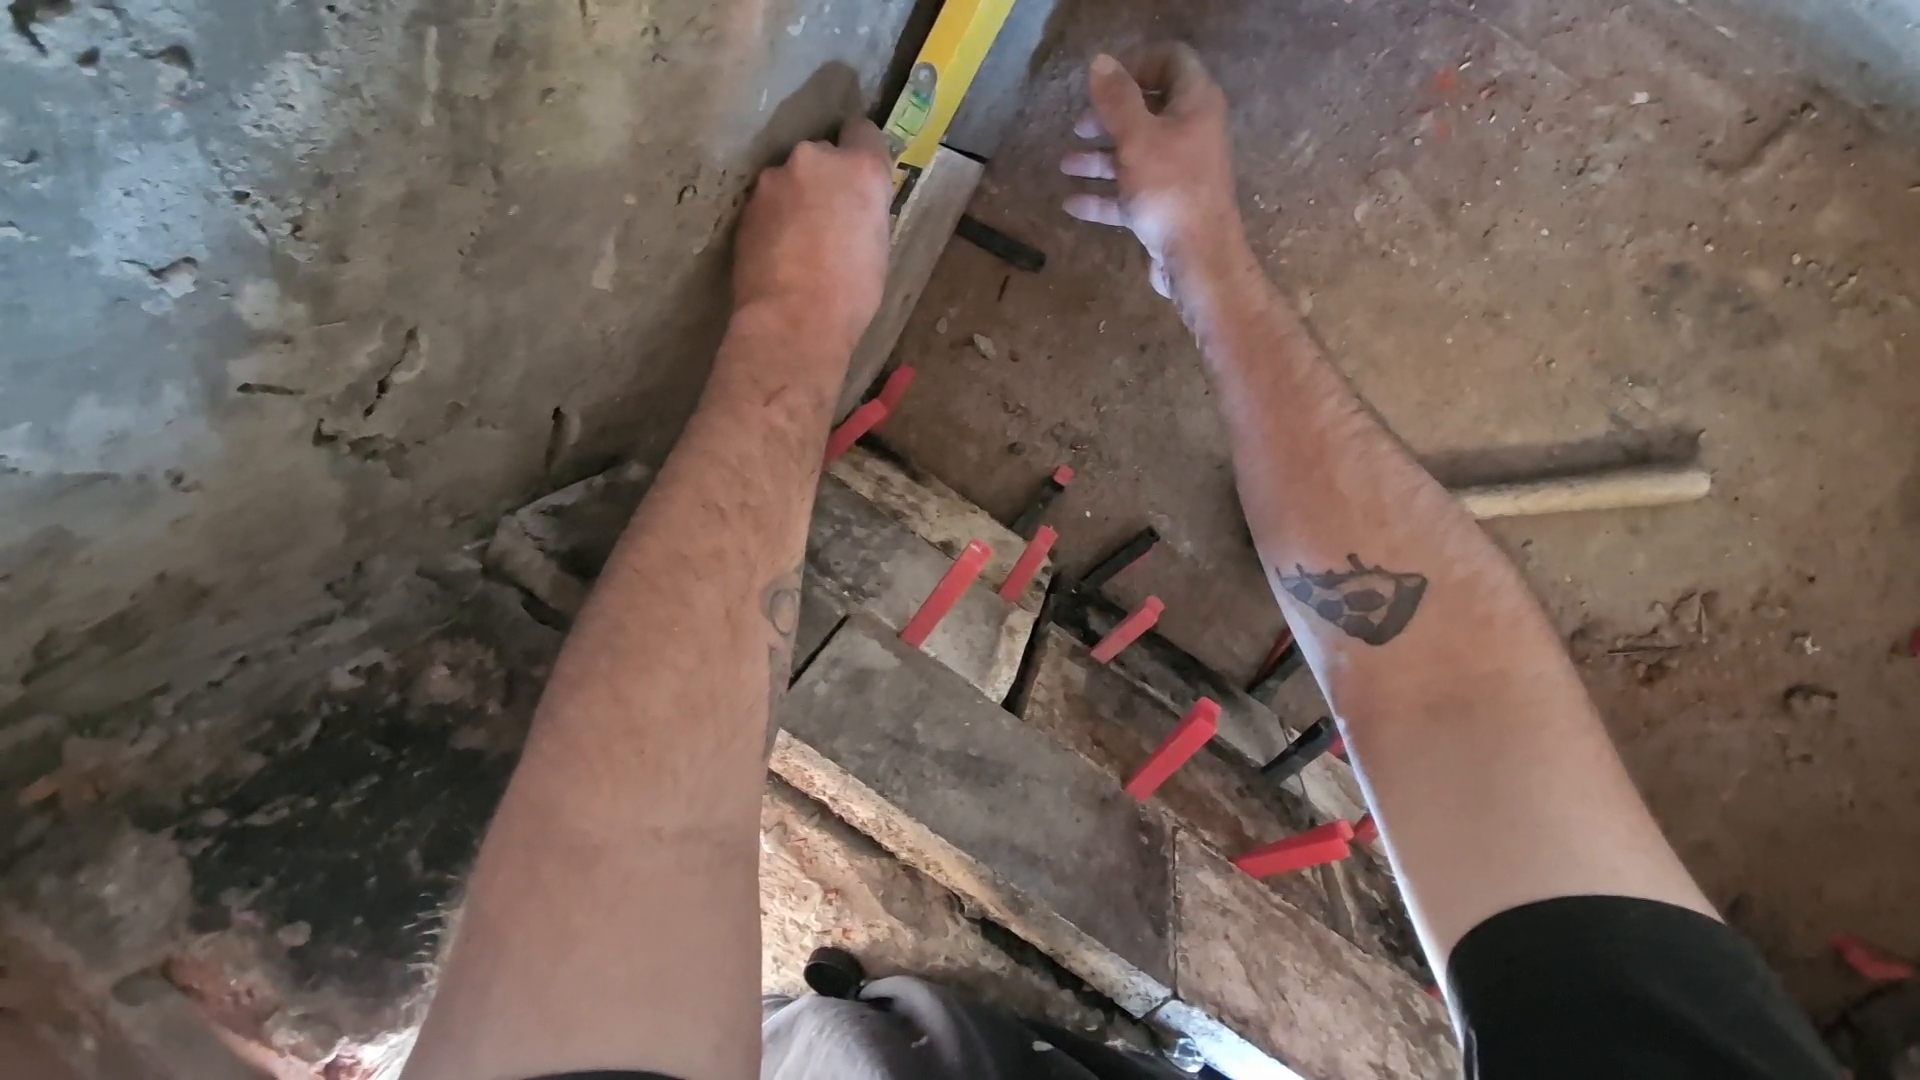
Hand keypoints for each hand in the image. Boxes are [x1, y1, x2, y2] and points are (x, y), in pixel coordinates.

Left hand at [734, 118, 892, 345]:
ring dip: (797, 198)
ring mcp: (775, 179)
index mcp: (860, 169)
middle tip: (830, 218)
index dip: (863, 152)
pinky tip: (780, 252)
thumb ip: (866, 211)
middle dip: (826, 179)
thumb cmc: (852, 294)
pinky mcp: (748, 204)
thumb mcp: (878, 247)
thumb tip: (853, 209)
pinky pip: (769, 202)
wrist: (794, 321)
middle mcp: (816, 160)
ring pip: (792, 178)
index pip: (864, 132)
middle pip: (824, 155)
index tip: (862, 177)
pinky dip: (775, 218)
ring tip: (800, 240)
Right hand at [1061, 47, 1244, 299]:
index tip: (1102, 85)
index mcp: (1194, 104)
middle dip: (1108, 118)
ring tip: (1065, 165)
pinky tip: (1072, 204)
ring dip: (1099, 159)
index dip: (1135, 66)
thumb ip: (1117, 100)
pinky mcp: (1166, 207)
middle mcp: (1190, 133)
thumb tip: (1100, 63)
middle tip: (1079, 127)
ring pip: (1135, 156)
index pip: (1170, 62)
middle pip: (1147, 111)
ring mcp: (1179, 173)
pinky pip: (1131, 193)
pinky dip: (1104, 196)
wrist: (1197, 258)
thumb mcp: (1137, 138)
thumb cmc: (1169, 190)